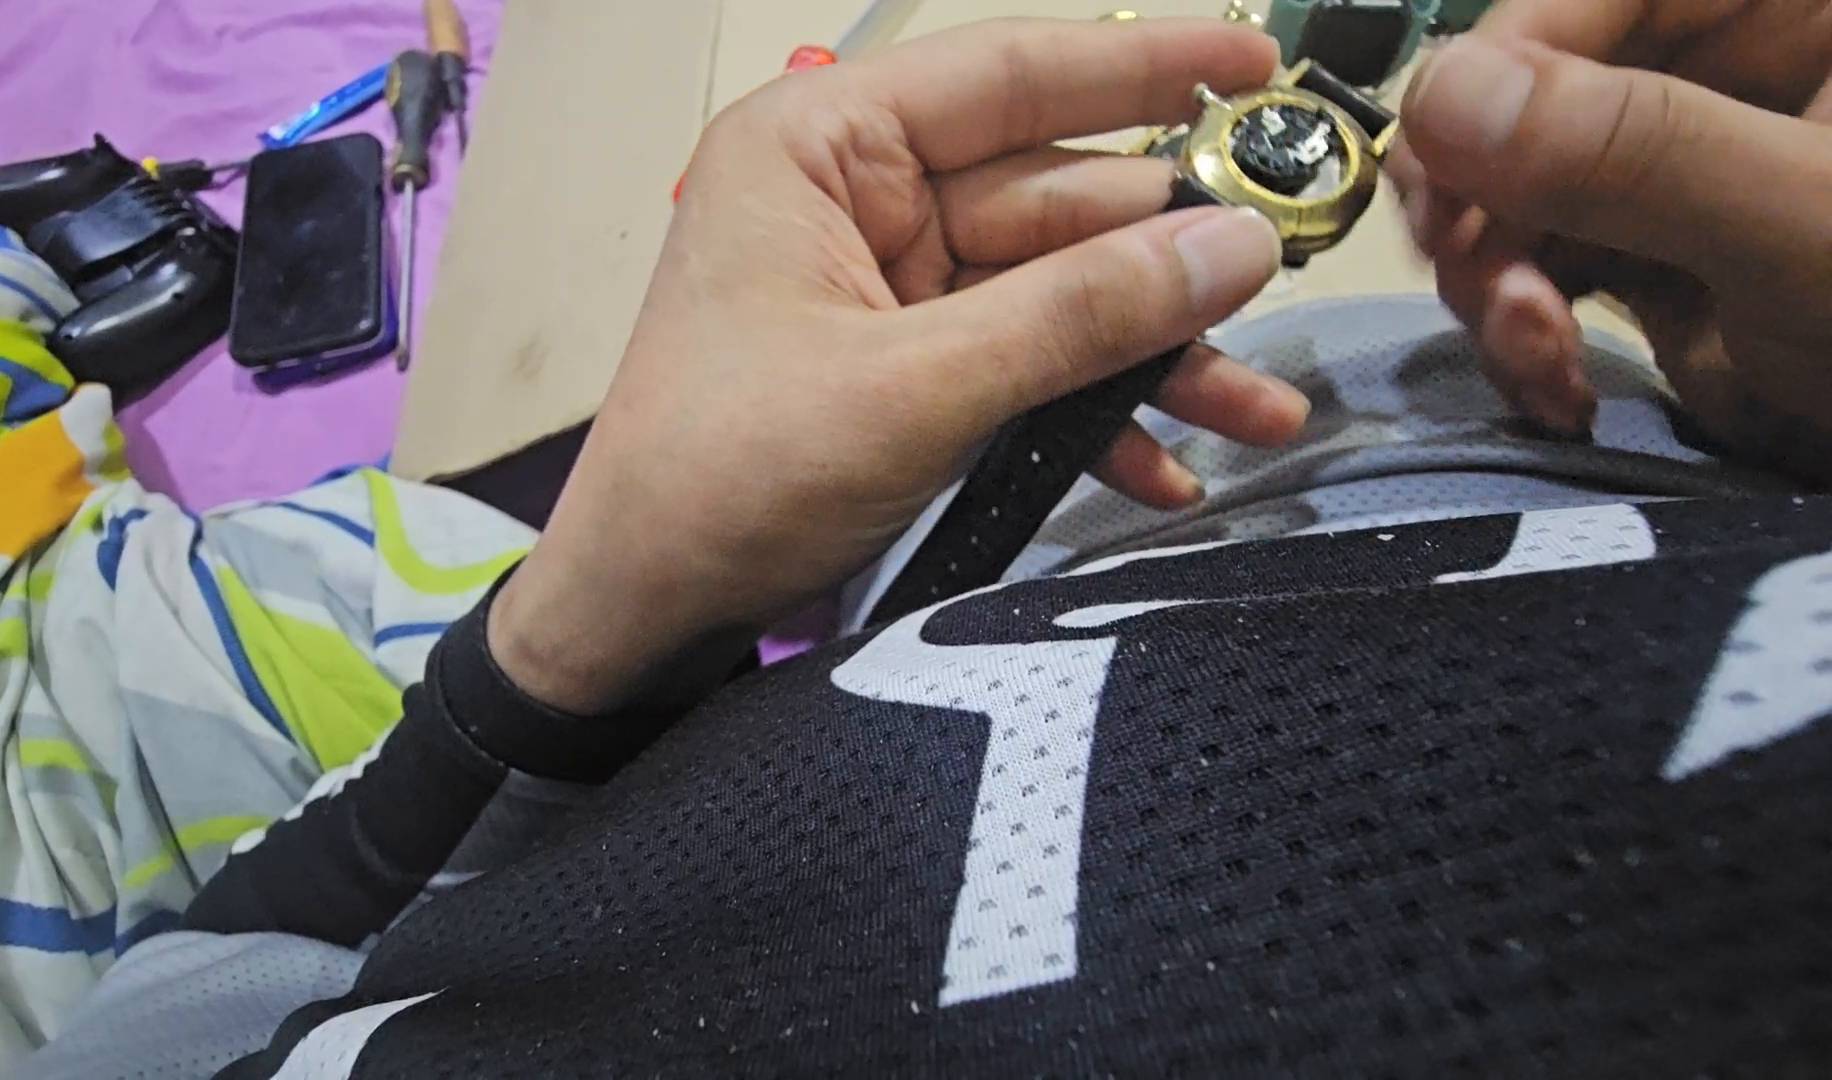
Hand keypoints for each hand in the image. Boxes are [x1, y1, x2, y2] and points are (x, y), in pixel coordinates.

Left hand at [489, 17, 1308, 712]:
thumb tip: (1229, 246)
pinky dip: (1081, 419)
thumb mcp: (912, 389)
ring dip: (1145, 363)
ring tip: (1252, 412)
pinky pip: (1015, 371)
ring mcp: (886, 297)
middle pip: (1050, 207)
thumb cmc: (733, 476)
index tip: (1261, 66)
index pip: (1008, 76)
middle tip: (1278, 296)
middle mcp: (860, 208)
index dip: (1144, 67)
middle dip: (1164, 265)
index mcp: (824, 153)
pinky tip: (1155, 467)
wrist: (655, 595)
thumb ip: (1073, 315)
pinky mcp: (904, 374)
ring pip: (1048, 302)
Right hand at [1390, 0, 1831, 475]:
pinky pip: (1520, 267)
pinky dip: (1511, 334)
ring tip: (1541, 368)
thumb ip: (1629, 153)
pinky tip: (1551, 383)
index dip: (1493, 78)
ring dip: (1492, 298)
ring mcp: (1667, 166)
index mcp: (1811, 5)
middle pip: (1521, 115)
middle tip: (1493, 300)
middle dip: (1482, 224)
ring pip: (1501, 205)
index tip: (1440, 181)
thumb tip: (1434, 93)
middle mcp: (1726, 71)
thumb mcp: (1803, 227)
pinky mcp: (1632, 244)